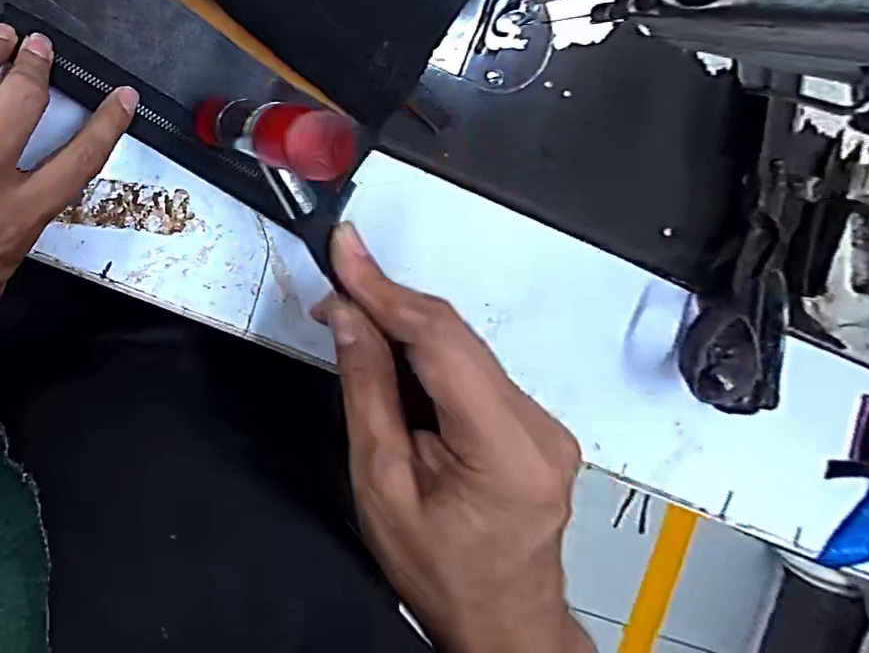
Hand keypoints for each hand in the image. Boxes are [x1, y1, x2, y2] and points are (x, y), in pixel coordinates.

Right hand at [318, 224, 589, 652]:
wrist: (497, 618)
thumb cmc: (440, 567)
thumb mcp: (380, 478)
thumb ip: (365, 388)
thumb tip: (347, 317)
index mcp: (506, 449)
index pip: (439, 341)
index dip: (384, 290)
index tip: (344, 251)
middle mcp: (536, 426)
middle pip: (451, 331)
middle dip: (383, 299)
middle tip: (331, 283)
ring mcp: (537, 419)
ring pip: (456, 339)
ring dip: (397, 318)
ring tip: (346, 311)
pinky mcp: (525, 417)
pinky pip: (464, 358)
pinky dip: (417, 341)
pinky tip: (383, 341)